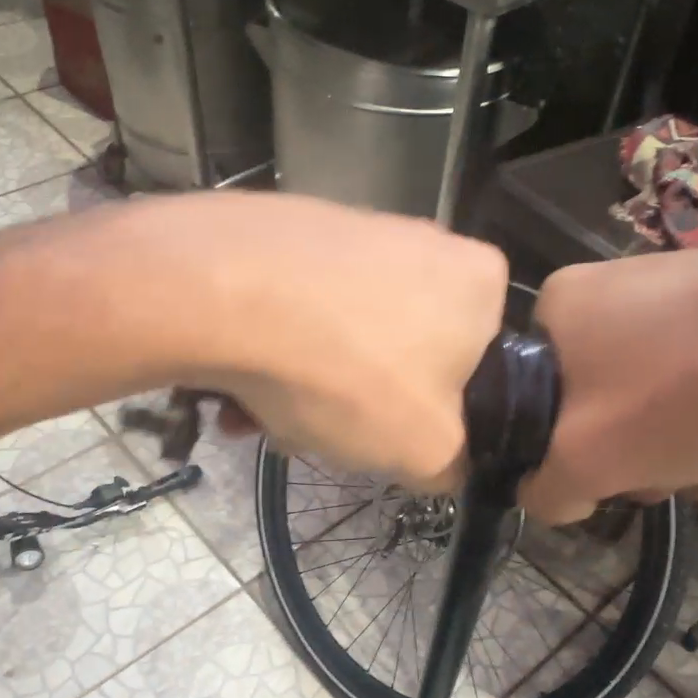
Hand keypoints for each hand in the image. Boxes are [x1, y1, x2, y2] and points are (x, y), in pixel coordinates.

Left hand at [115, 193, 505, 489]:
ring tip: (262, 416)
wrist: (216, 293)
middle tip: (321, 435)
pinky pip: (297, 315)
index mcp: (480, 283)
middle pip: (404, 358)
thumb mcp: (428, 452)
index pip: (482, 370)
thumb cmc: (348, 374)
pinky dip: (273, 356)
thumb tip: (445, 462)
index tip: (394, 442)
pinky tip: (237, 386)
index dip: (440, 419)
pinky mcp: (289, 233)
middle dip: (358, 408)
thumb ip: (456, 465)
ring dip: (306, 392)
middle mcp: (426, 242)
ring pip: (343, 342)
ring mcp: (353, 232)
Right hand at [520, 238, 697, 522]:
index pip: (529, 403)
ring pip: (661, 409)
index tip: (605, 481)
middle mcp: (615, 291)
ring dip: (691, 460)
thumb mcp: (585, 460)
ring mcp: (685, 298)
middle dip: (638, 463)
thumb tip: (551, 493)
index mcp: (560, 307)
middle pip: (600, 411)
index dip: (562, 456)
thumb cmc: (692, 394)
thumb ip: (544, 487)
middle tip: (672, 480)